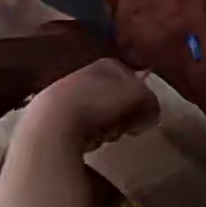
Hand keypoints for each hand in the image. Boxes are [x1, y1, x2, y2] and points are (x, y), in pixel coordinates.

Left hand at [17, 59, 159, 152]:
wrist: (53, 122)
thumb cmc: (100, 102)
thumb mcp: (138, 96)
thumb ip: (151, 101)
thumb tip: (152, 113)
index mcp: (107, 64)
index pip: (133, 77)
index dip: (142, 97)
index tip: (144, 114)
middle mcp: (87, 74)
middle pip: (116, 97)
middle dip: (124, 115)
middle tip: (126, 127)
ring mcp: (68, 94)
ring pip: (100, 113)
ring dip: (108, 127)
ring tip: (106, 136)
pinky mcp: (54, 117)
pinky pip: (82, 128)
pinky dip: (89, 137)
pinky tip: (88, 143)